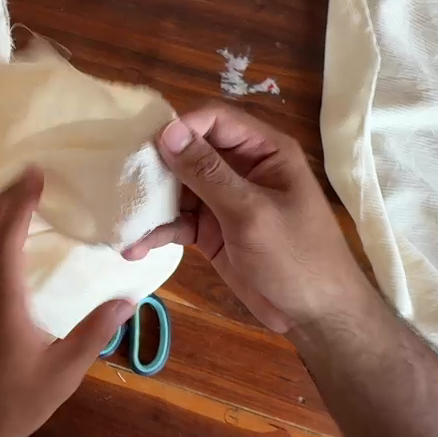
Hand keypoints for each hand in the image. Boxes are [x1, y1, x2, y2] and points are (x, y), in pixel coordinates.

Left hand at [0, 168, 132, 436]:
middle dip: (5, 199)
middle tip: (28, 175)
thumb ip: (95, 333)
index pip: (7, 237)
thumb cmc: (14, 403)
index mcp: (2, 301)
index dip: (20, 202)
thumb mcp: (63, 372)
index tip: (36, 176)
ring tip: (12, 198)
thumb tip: (129, 299)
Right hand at [123, 105, 373, 332]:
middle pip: (190, 152)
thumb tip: (168, 131)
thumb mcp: (250, 212)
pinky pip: (177, 221)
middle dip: (157, 166)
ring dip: (152, 203)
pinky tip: (135, 247)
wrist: (315, 316)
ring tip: (122, 216)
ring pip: (178, 187)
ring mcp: (223, 200)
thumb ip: (208, 172)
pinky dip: (158, 232)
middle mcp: (241, 169)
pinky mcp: (210, 230)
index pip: (215, 120)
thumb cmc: (296, 257)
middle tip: (123, 181)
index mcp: (264, 151)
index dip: (181, 128)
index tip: (147, 149)